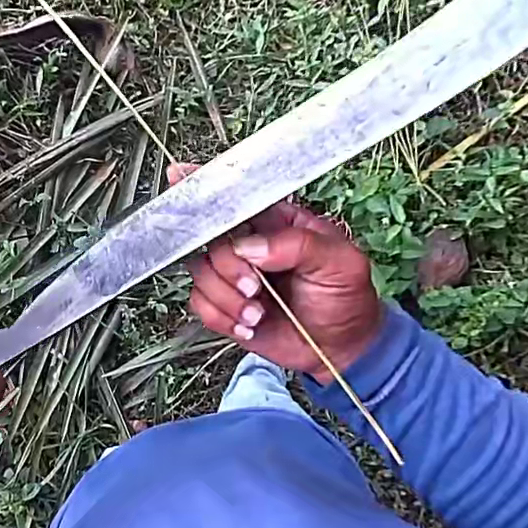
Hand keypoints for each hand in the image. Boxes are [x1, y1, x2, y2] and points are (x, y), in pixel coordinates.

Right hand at [172, 163, 383, 379]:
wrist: (339, 348)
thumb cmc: (346, 299)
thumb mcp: (339, 262)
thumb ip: (298, 245)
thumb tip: (249, 247)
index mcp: (276, 223)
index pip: (237, 199)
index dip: (207, 189)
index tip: (181, 179)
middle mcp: (249, 245)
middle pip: (211, 241)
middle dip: (229, 268)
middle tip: (255, 287)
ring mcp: (234, 276)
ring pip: (200, 273)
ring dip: (226, 298)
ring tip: (257, 313)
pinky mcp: (225, 305)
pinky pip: (200, 303)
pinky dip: (220, 316)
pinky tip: (247, 324)